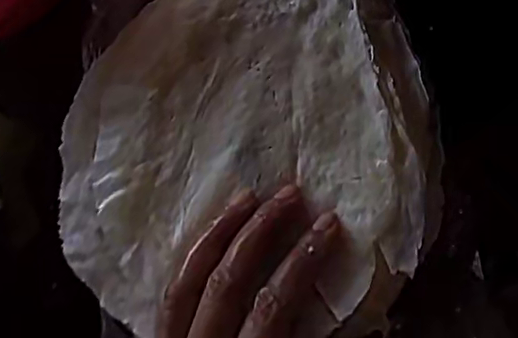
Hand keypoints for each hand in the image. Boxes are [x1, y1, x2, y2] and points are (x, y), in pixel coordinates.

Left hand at [161, 186, 341, 337]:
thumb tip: (344, 304)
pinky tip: (214, 232)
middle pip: (229, 280)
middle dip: (262, 231)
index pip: (272, 306)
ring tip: (252, 195)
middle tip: (292, 194)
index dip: (303, 262)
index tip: (329, 224)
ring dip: (224, 232)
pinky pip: (173, 292)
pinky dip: (195, 257)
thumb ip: (306, 336)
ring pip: (192, 278)